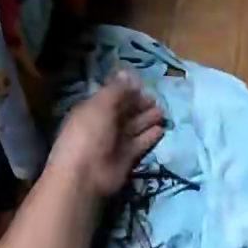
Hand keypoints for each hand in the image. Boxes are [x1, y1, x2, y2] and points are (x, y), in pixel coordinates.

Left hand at [47, 71, 166, 197]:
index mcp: (93, 110)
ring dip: (148, 119)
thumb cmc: (89, 134)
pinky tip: (161, 129)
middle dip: (140, 105)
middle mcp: (104, 125)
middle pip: (125, 112)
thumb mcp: (100, 105)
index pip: (113, 97)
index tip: (143, 86)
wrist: (84, 175)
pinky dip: (151, 137)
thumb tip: (126, 72)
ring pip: (135, 127)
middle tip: (156, 100)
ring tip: (162, 113)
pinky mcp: (127, 157)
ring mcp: (116, 142)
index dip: (127, 91)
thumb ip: (115, 89)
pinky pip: (141, 143)